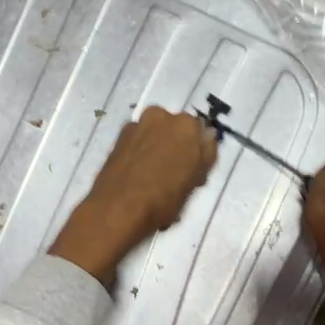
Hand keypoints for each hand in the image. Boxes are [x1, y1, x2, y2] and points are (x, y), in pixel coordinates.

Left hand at [51, 107, 217, 284]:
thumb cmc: (163, 198)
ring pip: (155, 136)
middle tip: (174, 177)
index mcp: (186, 125)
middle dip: (177, 148)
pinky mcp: (117, 139)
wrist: (117, 208)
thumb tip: (207, 139)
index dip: (197, 156)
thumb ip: (205, 155)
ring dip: (157, 150)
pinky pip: (137, 144)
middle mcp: (160, 116)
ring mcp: (136, 125)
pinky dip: (140, 154)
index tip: (193, 174)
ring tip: (153, 179)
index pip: (200, 137)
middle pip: (176, 132)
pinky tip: (137, 176)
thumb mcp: (194, 182)